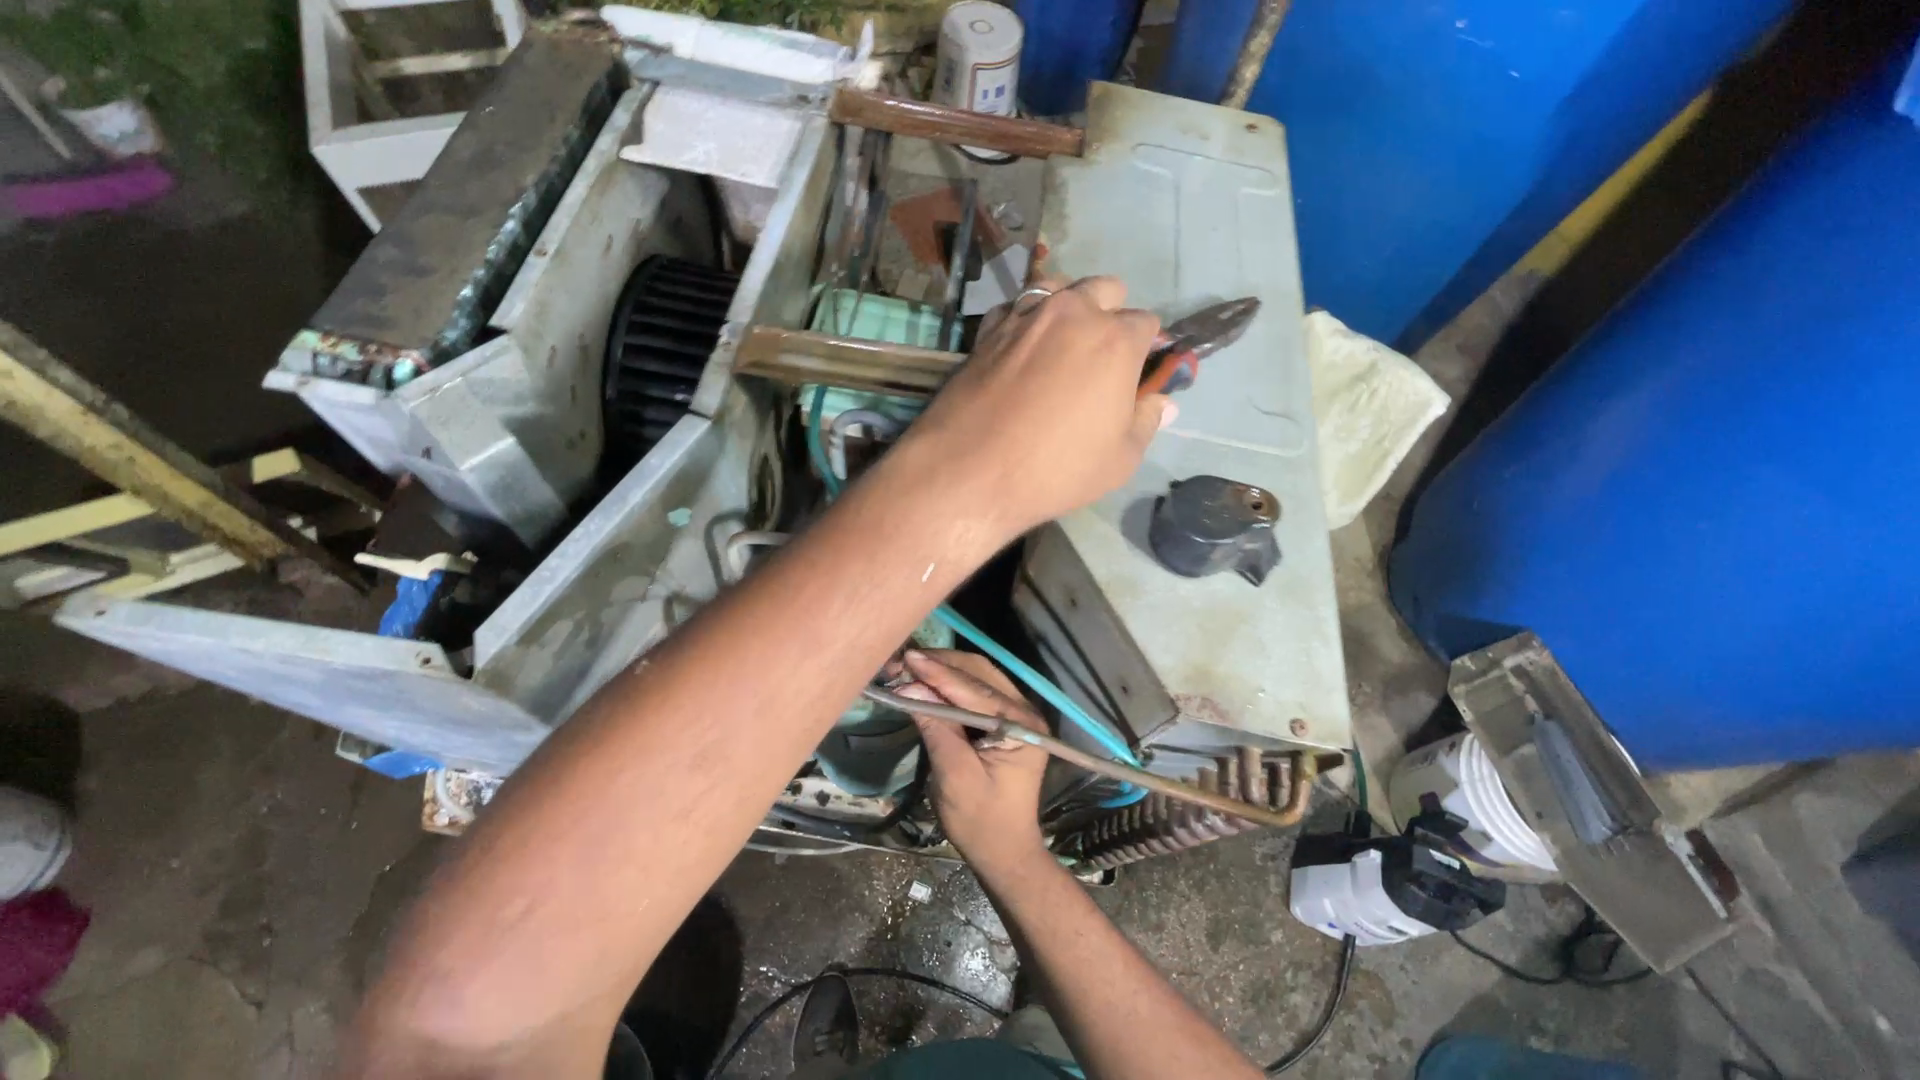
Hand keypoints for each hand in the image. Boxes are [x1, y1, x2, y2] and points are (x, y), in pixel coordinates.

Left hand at [889, 276, 1173, 539]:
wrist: (967, 470)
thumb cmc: (1054, 469)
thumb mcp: (1118, 460)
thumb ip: (1146, 422)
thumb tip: (1163, 402)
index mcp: (1115, 339)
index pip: (1146, 323)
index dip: (1145, 348)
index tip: (1136, 373)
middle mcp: (1072, 313)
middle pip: (1104, 289)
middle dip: (1110, 313)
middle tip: (1099, 356)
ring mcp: (1025, 316)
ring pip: (1057, 287)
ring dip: (1067, 306)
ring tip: (1061, 341)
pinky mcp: (987, 329)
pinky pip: (1016, 307)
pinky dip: (1025, 319)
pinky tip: (1022, 349)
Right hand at [892, 649, 1052, 877]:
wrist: (1005, 851)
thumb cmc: (980, 821)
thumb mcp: (953, 776)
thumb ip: (936, 727)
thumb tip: (909, 688)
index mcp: (1020, 725)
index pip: (972, 688)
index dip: (937, 672)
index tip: (905, 658)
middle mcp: (1025, 711)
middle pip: (978, 671)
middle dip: (939, 664)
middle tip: (901, 662)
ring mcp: (1017, 713)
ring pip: (977, 676)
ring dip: (943, 670)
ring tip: (908, 668)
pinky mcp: (1005, 720)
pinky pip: (976, 690)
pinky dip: (950, 684)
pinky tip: (926, 683)